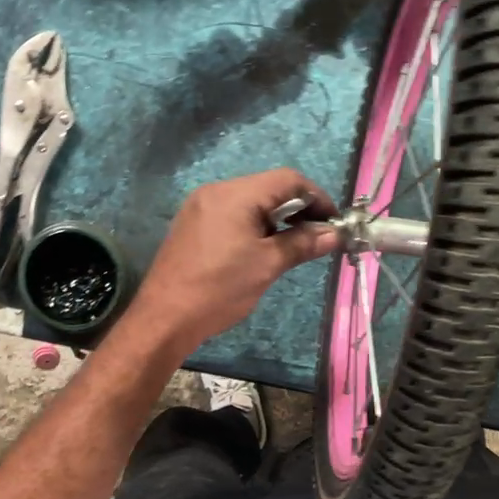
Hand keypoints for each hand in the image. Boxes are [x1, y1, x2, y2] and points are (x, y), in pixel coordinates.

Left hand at [126, 170, 341, 355]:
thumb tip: (332, 234)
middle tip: (316, 237)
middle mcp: (215, 192)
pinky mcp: (191, 228)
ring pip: (248, 204)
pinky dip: (252, 228)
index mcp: (235, 194)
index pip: (287, 180)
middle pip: (267, 189)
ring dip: (275, 220)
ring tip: (291, 248)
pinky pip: (230, 217)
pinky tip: (260, 252)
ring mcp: (199, 209)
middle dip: (297, 209)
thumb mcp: (266, 266)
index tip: (333, 223)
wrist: (165, 318)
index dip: (316, 198)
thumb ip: (301, 244)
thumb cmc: (219, 290)